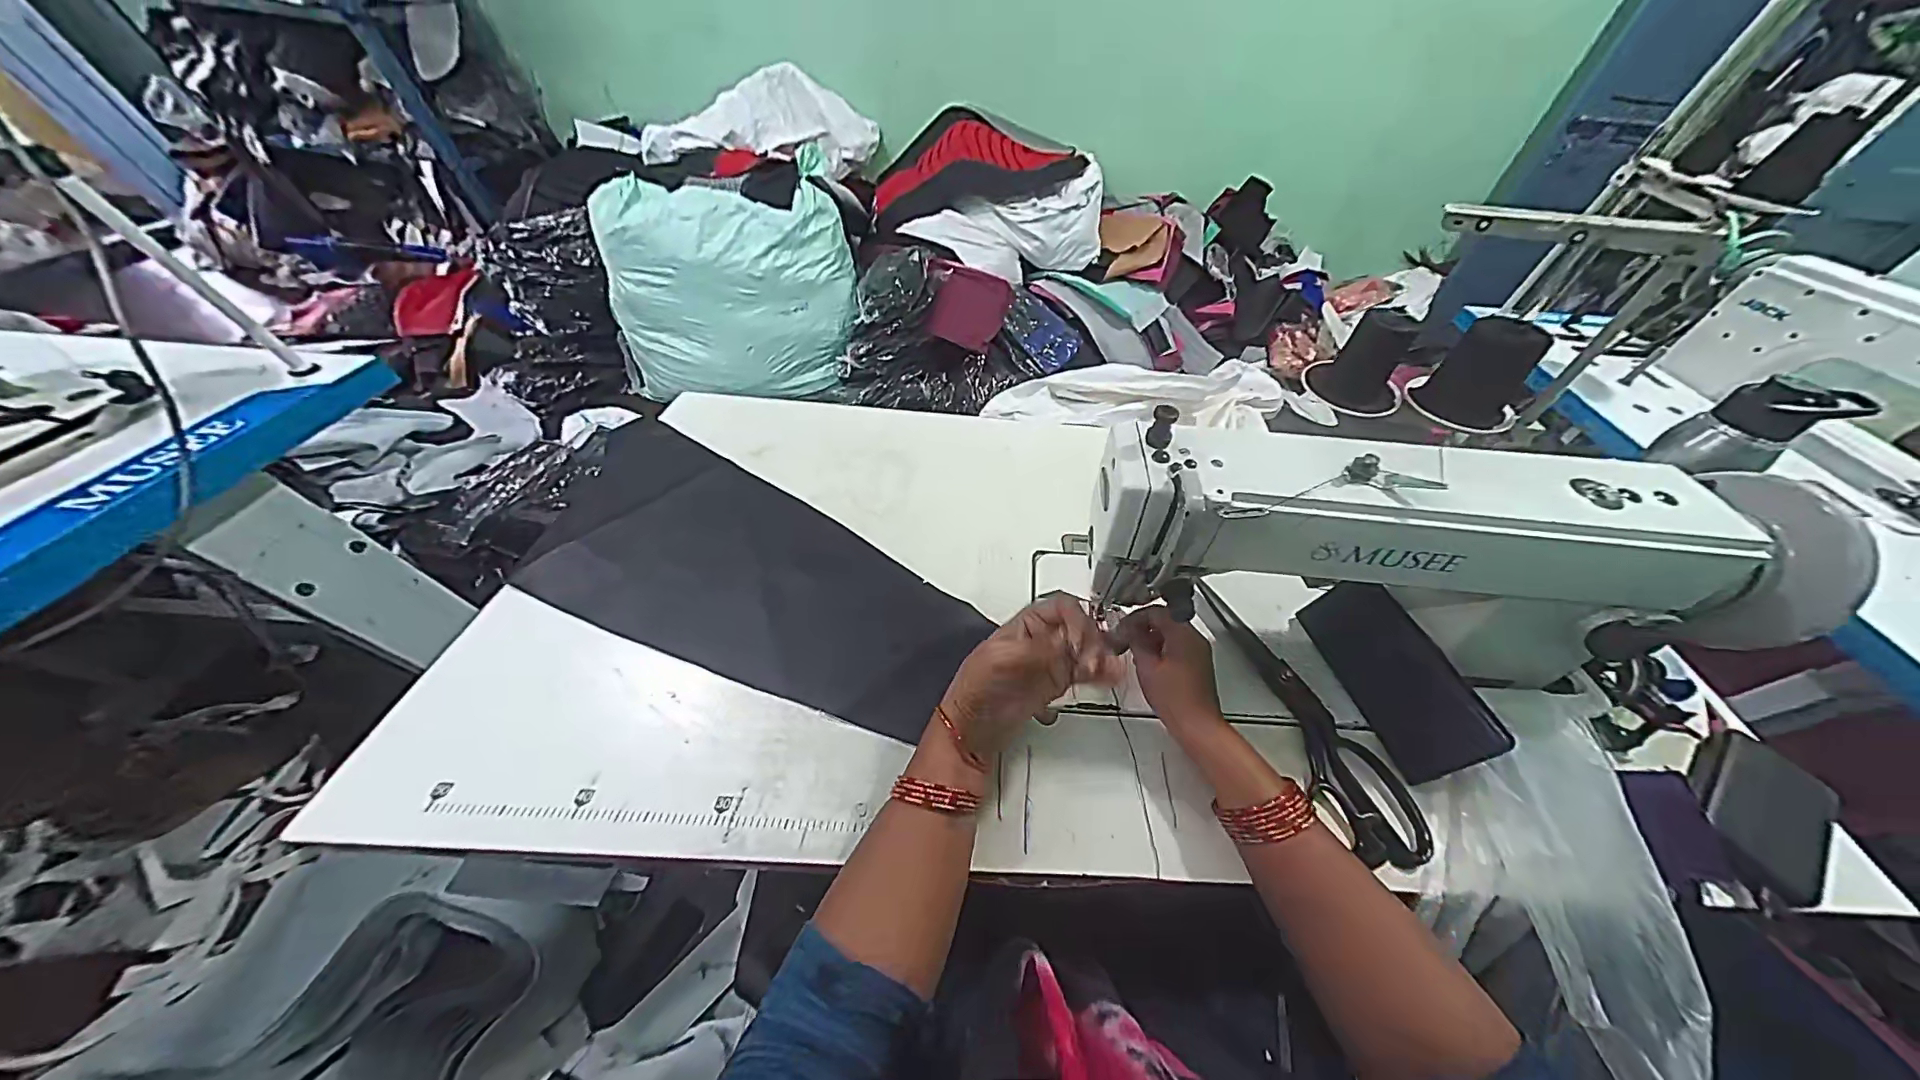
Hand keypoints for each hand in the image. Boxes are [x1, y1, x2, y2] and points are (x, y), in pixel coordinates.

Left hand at [940, 593, 1125, 759]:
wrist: (971, 731)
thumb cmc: (974, 692)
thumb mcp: (1000, 662)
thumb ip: (1035, 649)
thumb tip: (1065, 641)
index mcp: (1025, 625)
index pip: (1062, 607)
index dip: (1078, 620)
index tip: (1082, 642)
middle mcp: (1041, 640)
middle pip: (1081, 627)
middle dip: (1093, 640)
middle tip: (1093, 660)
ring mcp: (1051, 662)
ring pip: (1087, 649)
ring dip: (1101, 656)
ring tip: (1106, 670)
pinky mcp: (1057, 684)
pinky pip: (1086, 673)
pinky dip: (1101, 673)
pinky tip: (1109, 677)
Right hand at [1116, 605, 1223, 730]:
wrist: (1196, 723)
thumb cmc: (1176, 699)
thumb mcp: (1146, 666)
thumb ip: (1136, 641)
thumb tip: (1129, 630)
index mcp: (1183, 634)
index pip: (1157, 612)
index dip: (1135, 618)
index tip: (1123, 628)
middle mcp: (1195, 639)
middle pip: (1165, 620)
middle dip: (1143, 628)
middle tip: (1126, 639)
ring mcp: (1199, 651)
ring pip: (1171, 633)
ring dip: (1152, 639)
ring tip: (1136, 653)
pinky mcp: (1198, 664)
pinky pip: (1178, 646)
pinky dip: (1162, 649)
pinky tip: (1150, 664)